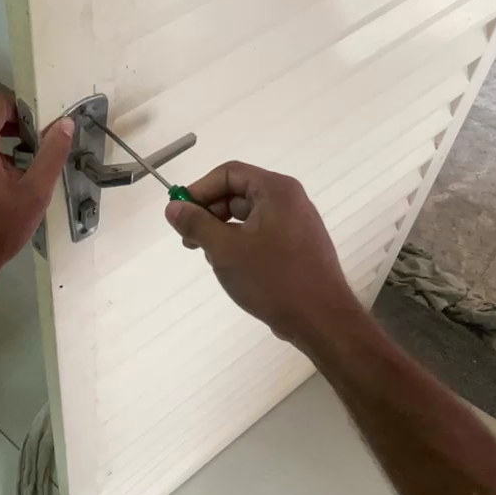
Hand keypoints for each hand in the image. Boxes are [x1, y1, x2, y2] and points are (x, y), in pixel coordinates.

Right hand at [165, 161, 367, 349]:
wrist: (322, 321)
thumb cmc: (273, 279)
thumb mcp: (225, 250)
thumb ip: (196, 224)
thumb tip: (173, 207)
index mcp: (275, 190)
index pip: (228, 173)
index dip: (199, 190)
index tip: (180, 214)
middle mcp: (289, 200)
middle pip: (237, 192)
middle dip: (208, 212)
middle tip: (189, 239)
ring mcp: (296, 223)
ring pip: (247, 215)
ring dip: (221, 230)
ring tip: (208, 255)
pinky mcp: (297, 245)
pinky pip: (260, 232)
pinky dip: (239, 241)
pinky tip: (230, 266)